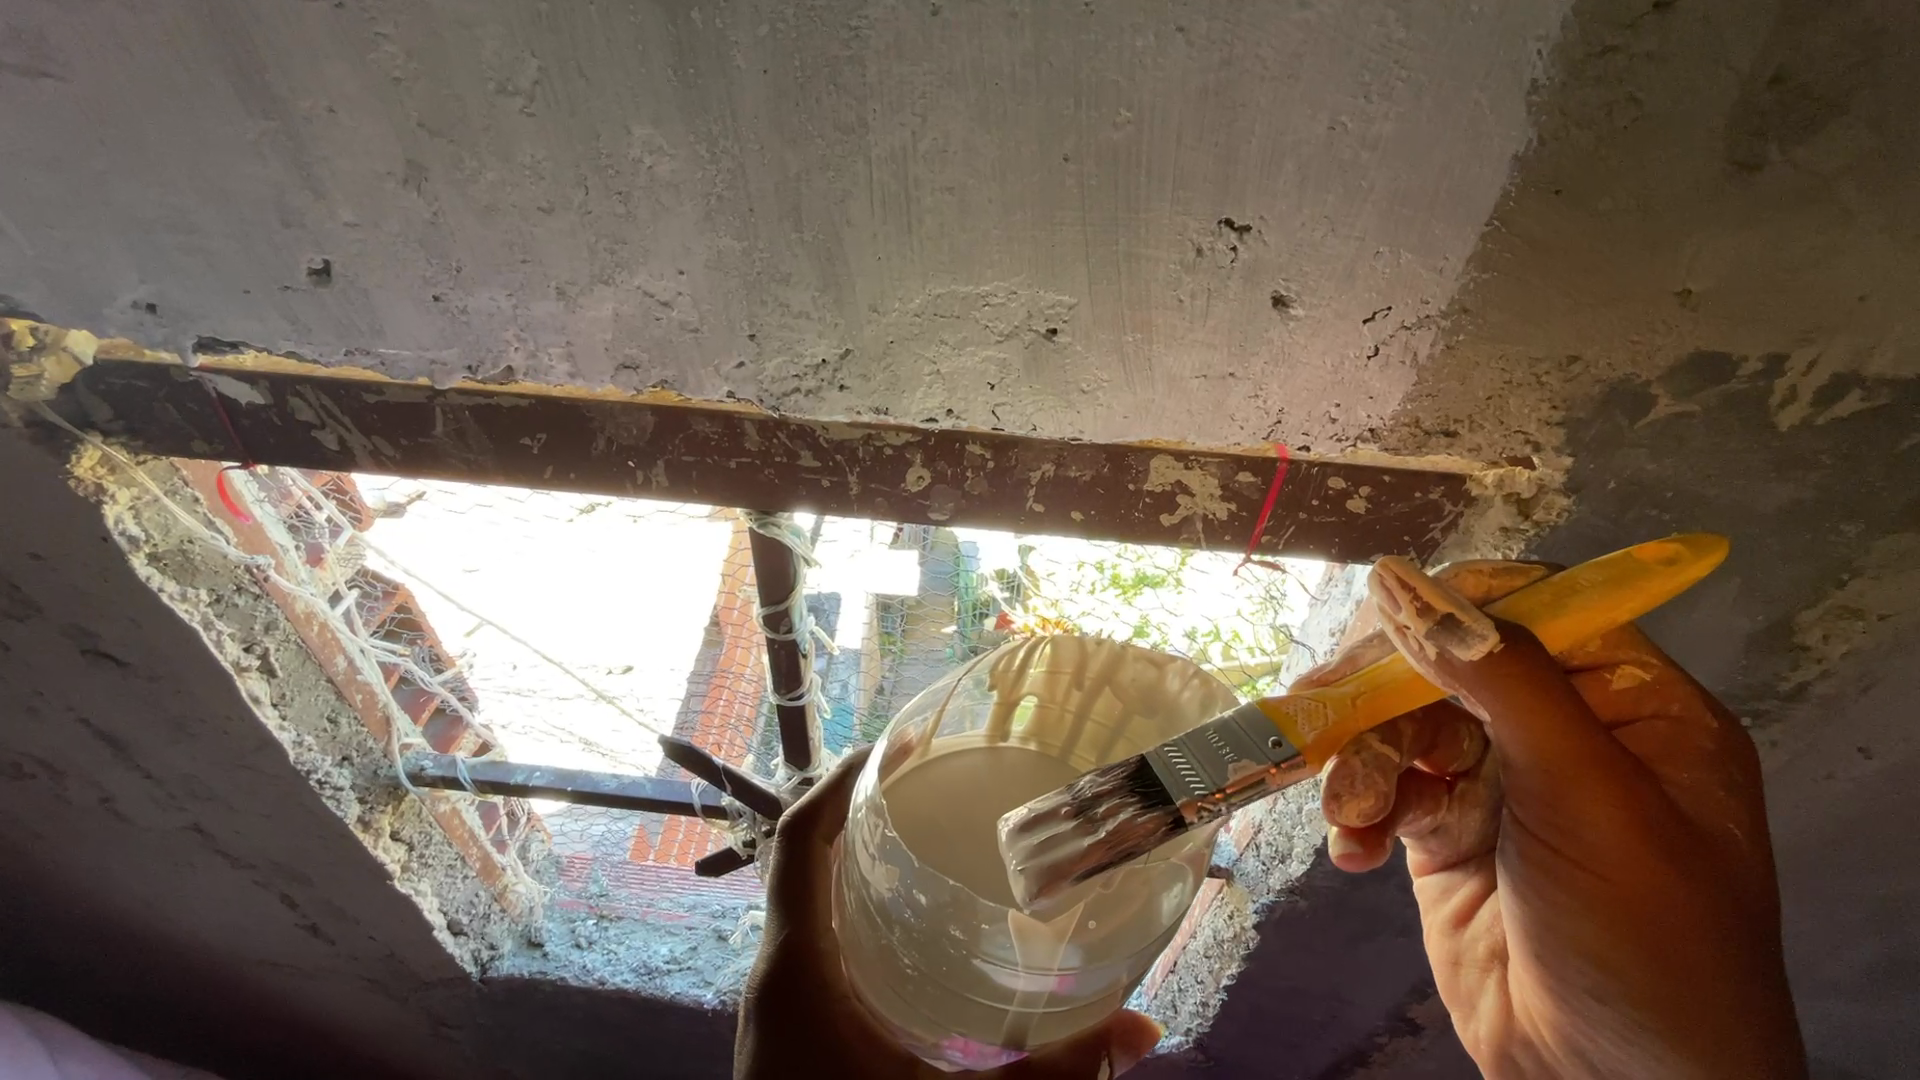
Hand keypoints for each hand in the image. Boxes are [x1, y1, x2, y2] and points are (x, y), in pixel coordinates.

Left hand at [735, 746, 1163, 1079]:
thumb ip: (1052, 1078)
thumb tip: (1145, 1031)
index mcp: (796, 969)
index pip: (796, 841)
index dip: (838, 782)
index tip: (894, 745)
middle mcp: (778, 969)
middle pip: (802, 856)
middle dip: (855, 804)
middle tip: (928, 776)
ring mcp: (781, 996)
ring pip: (808, 894)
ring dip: (851, 849)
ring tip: (922, 822)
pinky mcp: (794, 1021)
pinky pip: (818, 931)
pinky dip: (854, 898)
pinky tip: (908, 908)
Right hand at [1297, 558, 1805, 1078]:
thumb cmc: (1638, 935)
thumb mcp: (1584, 794)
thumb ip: (1497, 677)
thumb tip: (1400, 580)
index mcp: (1631, 709)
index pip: (1538, 611)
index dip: (1458, 605)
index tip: (1383, 623)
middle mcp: (1561, 735)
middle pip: (1447, 667)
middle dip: (1382, 695)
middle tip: (1321, 707)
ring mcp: (1495, 782)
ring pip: (1400, 728)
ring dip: (1364, 767)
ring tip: (1354, 815)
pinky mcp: (1441, 829)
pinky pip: (1383, 788)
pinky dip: (1359, 813)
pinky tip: (1356, 850)